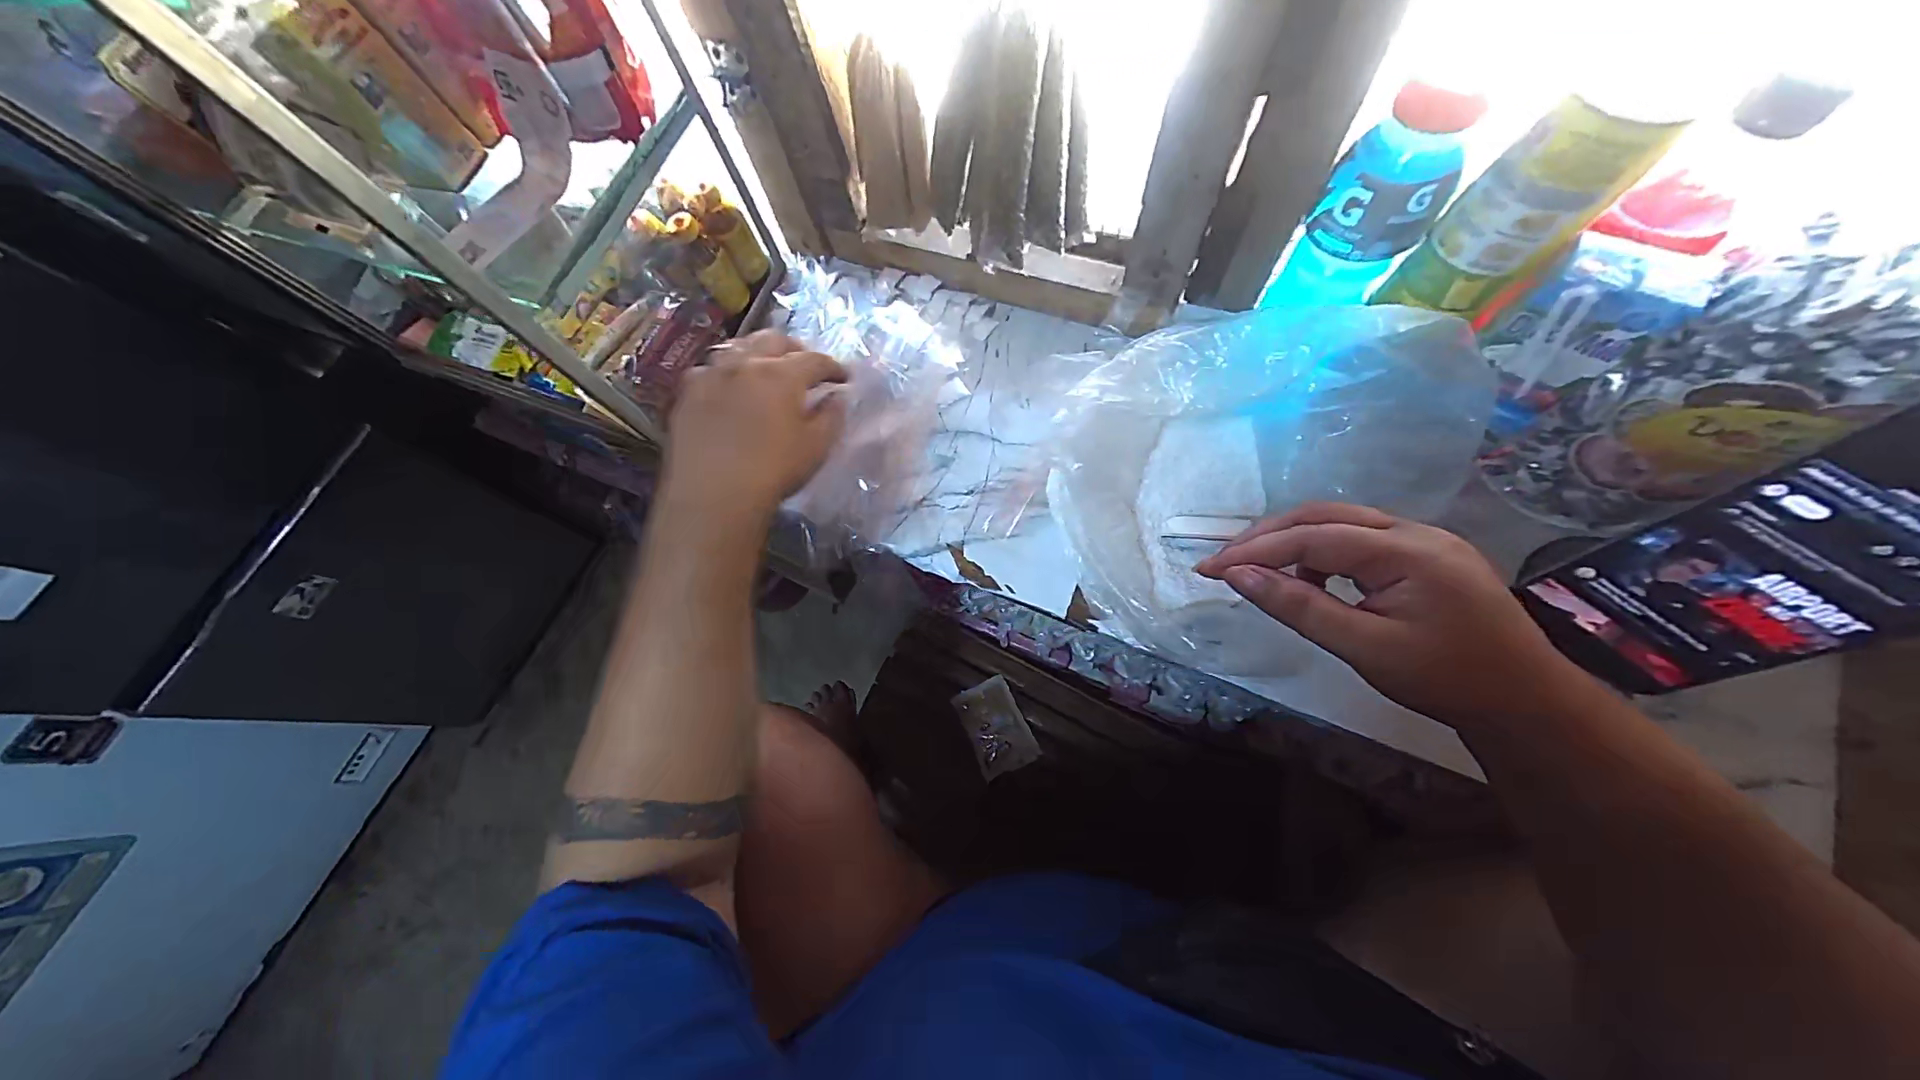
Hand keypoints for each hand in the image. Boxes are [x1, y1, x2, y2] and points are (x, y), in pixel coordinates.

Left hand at [662, 330, 847, 517]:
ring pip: (737, 347)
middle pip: (773, 340)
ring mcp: (711, 374)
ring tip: (765, 368)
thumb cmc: (773, 471)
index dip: (833, 367)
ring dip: (758, 352)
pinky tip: (727, 387)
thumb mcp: (816, 447)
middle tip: (805, 366)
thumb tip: (836, 397)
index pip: (815, 360)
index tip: (844, 378)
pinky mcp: (686, 393)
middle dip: (795, 349)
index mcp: (781, 374)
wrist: (714, 494)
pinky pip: (708, 369)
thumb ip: (831, 416)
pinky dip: (725, 371)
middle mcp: (744, 363)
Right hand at [1195, 502, 1601, 729]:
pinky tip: (1312, 579)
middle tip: (1226, 561)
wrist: (1526, 701)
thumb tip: (1239, 577)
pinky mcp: (1426, 555)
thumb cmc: (1445, 679)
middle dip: (1268, 535)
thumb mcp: (1364, 647)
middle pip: (1325, 515)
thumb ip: (1300, 607)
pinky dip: (1323, 552)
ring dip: (1294, 540)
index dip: (1256, 550)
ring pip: (1342, 523)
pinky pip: (1361, 539)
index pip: (1313, 536)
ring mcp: (1424, 540)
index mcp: (1406, 551)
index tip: (1210, 568)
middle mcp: (1415, 532)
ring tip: (1260, 571)